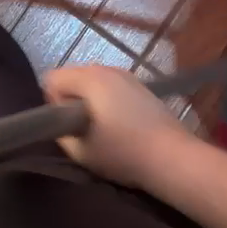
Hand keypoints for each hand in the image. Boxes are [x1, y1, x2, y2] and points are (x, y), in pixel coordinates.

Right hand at [45, 66, 202, 189]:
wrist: (174, 159)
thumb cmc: (123, 154)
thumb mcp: (80, 151)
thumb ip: (60, 132)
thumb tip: (59, 121)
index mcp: (88, 78)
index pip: (52, 79)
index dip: (53, 103)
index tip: (68, 127)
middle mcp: (105, 68)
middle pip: (72, 76)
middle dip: (72, 99)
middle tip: (84, 129)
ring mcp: (127, 75)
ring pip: (93, 81)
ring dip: (91, 99)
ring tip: (105, 127)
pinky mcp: (142, 85)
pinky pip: (112, 86)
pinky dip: (109, 100)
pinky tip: (123, 124)